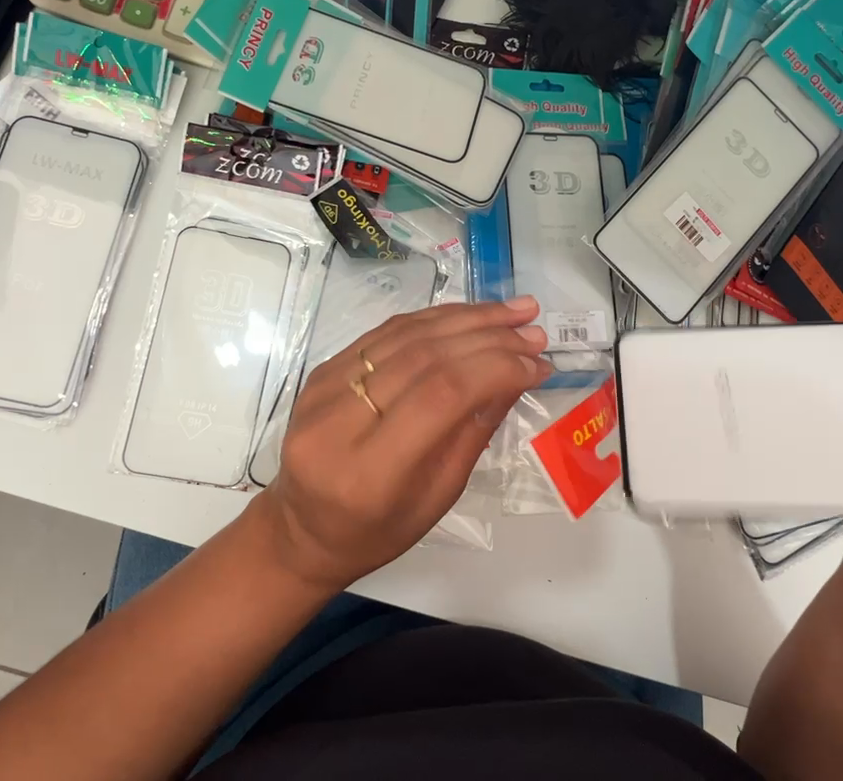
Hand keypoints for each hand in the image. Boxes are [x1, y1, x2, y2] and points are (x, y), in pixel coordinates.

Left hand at [251, 296, 552, 591]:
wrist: (303, 528)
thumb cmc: (377, 531)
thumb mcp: (437, 498)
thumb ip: (474, 433)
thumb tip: (517, 374)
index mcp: (369, 472)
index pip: (440, 396)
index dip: (495, 369)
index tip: (538, 364)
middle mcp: (338, 422)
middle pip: (423, 358)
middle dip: (487, 338)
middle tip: (534, 331)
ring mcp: (324, 389)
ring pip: (404, 336)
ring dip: (466, 318)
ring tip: (514, 312)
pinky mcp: (322, 370)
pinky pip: (385, 333)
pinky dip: (434, 319)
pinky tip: (470, 315)